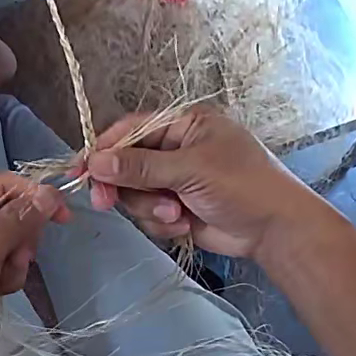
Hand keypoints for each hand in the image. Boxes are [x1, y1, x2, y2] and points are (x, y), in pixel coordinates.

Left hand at [0, 173, 68, 355]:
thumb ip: (17, 221)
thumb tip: (50, 194)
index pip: (4, 184)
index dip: (36, 196)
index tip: (64, 215)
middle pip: (14, 212)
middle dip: (21, 239)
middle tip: (17, 258)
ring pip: (17, 239)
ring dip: (16, 261)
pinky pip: (10, 260)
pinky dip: (9, 275)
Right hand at [84, 107, 338, 258]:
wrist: (274, 229)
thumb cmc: (243, 185)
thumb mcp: (192, 169)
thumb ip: (142, 166)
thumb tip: (96, 161)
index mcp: (184, 125)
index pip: (131, 131)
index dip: (104, 149)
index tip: (81, 170)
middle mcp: (177, 150)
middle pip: (127, 164)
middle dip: (123, 185)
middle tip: (106, 201)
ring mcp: (176, 182)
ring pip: (136, 194)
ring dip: (150, 208)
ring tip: (175, 214)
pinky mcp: (177, 210)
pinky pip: (150, 215)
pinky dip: (162, 223)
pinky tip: (184, 224)